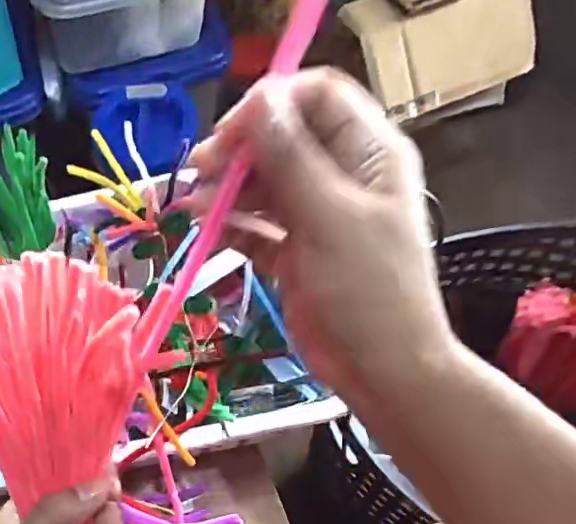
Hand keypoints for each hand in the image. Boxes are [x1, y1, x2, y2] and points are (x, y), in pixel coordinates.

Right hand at [186, 70, 452, 400]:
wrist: (380, 369)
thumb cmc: (369, 293)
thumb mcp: (331, 219)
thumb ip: (292, 162)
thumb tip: (259, 104)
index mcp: (369, 155)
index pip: (316, 101)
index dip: (272, 107)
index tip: (231, 134)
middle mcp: (341, 180)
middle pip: (284, 143)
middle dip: (241, 153)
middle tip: (202, 171)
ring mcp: (316, 221)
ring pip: (266, 187)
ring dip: (229, 191)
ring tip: (195, 206)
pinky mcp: (295, 259)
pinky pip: (258, 230)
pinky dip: (233, 227)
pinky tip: (207, 228)